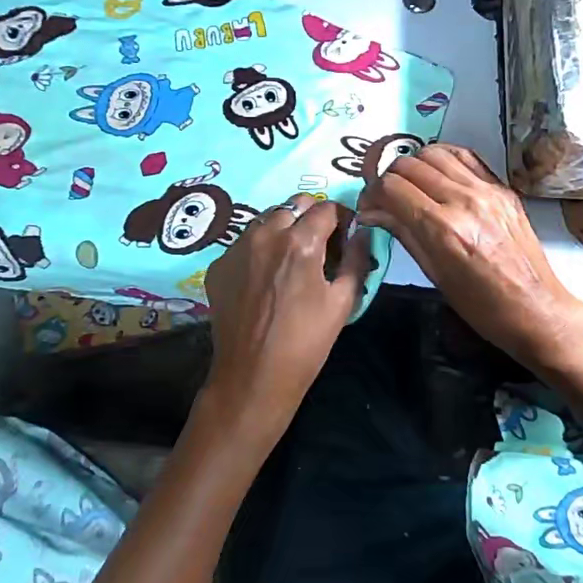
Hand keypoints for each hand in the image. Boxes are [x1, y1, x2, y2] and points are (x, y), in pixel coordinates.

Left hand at [202, 195, 372, 438]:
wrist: (253, 375)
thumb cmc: (305, 342)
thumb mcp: (342, 302)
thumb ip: (357, 260)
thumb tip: (363, 232)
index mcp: (300, 241)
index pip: (327, 208)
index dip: (342, 219)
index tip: (346, 236)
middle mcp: (265, 234)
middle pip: (293, 207)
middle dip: (311, 218)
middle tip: (320, 246)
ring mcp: (236, 248)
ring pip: (265, 221)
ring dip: (283, 230)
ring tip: (290, 260)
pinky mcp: (218, 266)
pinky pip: (243, 244)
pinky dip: (258, 251)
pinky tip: (264, 279)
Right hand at [355, 143, 582, 375]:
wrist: (536, 309)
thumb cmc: (480, 305)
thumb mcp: (433, 273)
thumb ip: (402, 232)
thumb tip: (370, 212)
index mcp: (443, 229)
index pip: (391, 187)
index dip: (371, 193)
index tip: (368, 207)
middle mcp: (464, 201)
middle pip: (408, 165)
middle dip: (386, 177)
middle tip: (383, 196)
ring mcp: (487, 190)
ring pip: (433, 153)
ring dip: (412, 164)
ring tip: (409, 185)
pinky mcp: (502, 187)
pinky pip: (464, 156)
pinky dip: (442, 158)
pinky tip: (434, 174)